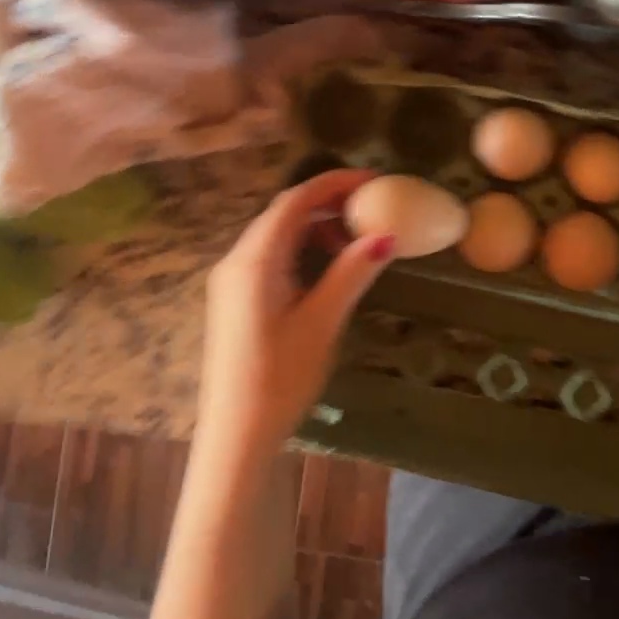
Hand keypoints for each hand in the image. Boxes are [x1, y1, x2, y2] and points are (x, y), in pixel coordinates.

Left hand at [197, 169, 395, 450]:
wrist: (235, 437)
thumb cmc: (279, 378)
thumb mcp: (322, 322)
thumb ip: (351, 273)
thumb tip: (387, 235)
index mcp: (254, 259)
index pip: (295, 200)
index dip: (335, 183)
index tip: (374, 181)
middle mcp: (236, 260)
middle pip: (283, 213)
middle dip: (327, 204)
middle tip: (371, 210)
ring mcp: (231, 281)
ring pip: (277, 235)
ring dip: (315, 229)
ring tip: (355, 244)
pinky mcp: (234, 300)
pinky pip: (270, 257)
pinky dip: (301, 251)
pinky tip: (326, 271)